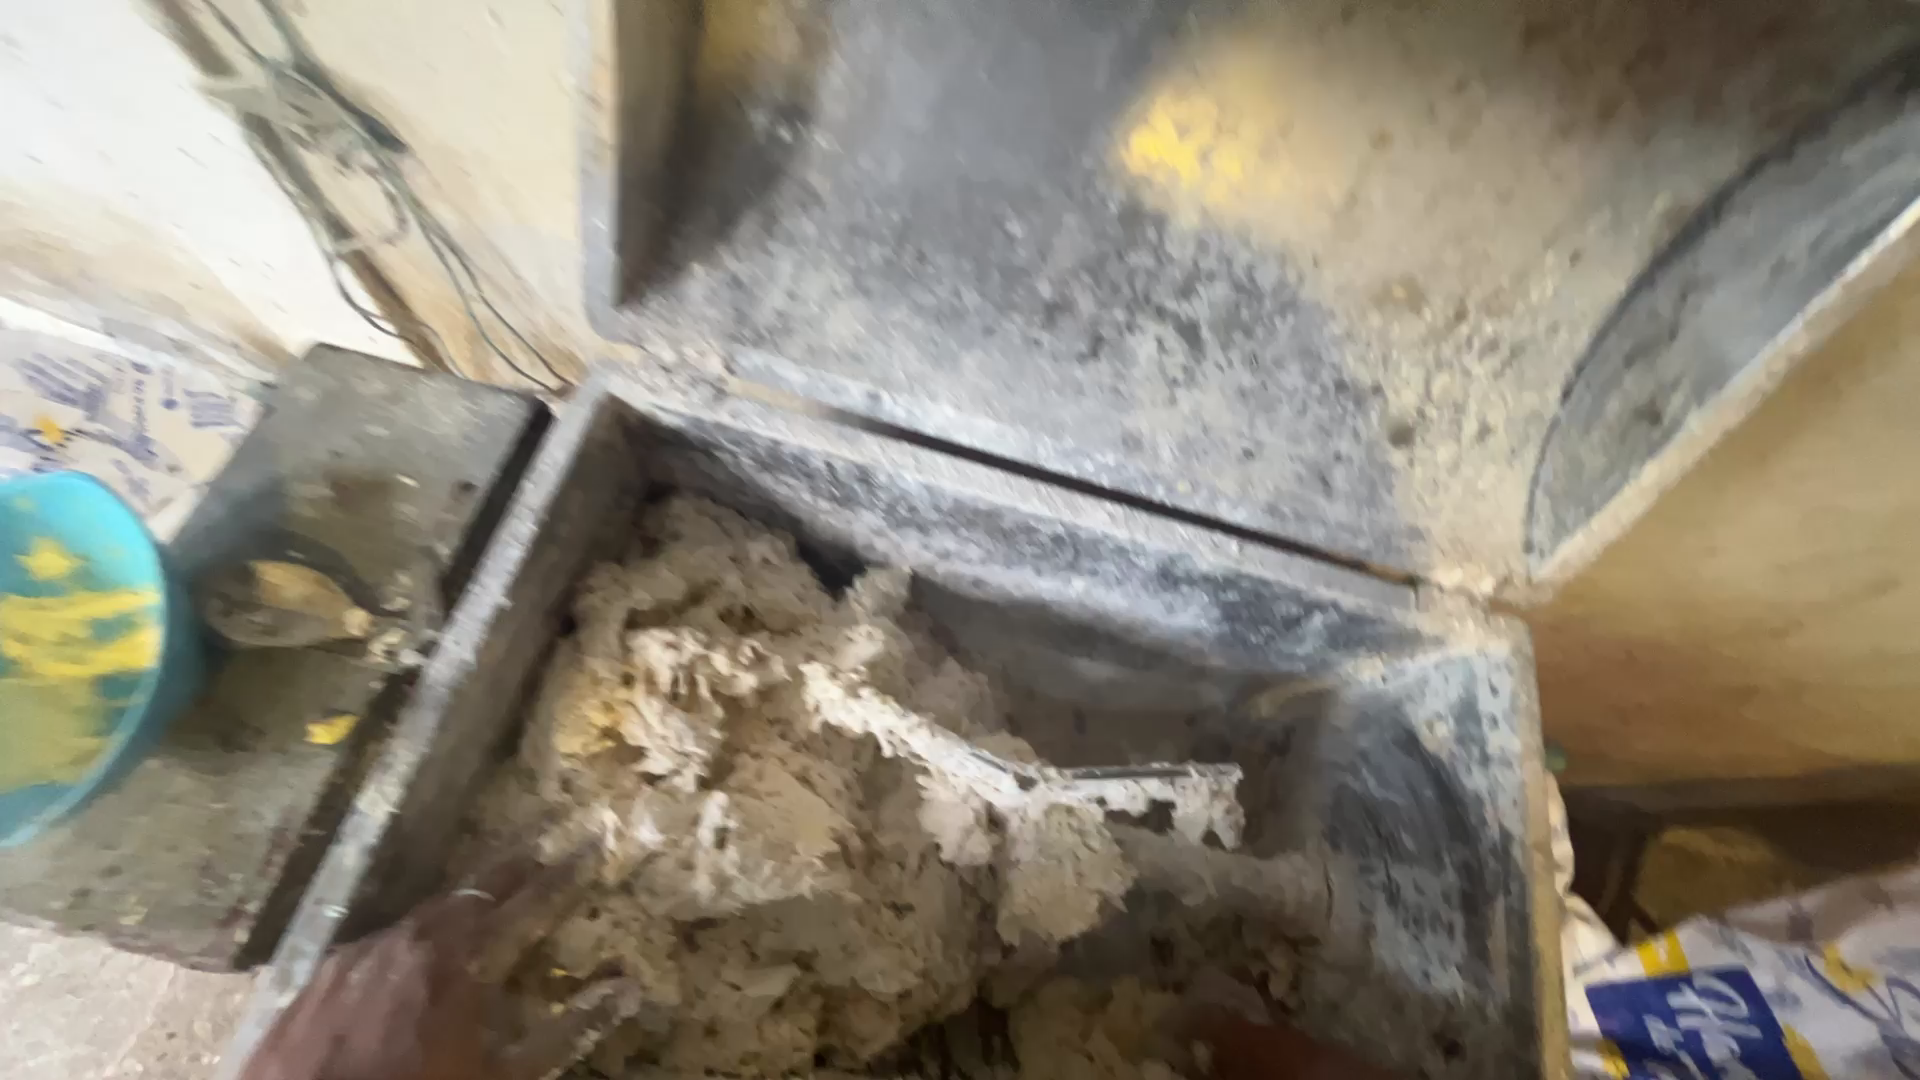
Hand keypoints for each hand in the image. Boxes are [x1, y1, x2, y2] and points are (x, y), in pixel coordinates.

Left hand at [237, 847, 639, 1079]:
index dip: (563, 872)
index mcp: (458, 957)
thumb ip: (565, 1032)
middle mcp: (406, 941)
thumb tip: (625, 988)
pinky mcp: (306, 989)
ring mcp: (350, 961)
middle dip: (506, 879)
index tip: (592, 843)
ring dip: (453, 912)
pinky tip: (402, 963)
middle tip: (535, 862)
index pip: (526, 899)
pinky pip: (370, 949)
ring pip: (416, 919)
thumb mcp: (500, 1078)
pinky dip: (402, 945)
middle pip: (468, 894)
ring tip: (474, 911)